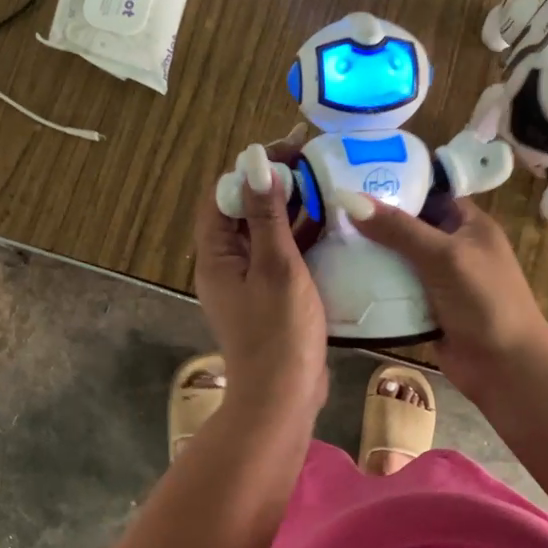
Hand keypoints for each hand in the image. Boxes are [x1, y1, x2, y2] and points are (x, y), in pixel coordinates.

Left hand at [193, 146, 327, 421]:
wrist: (283, 398)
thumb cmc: (279, 331)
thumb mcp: (276, 266)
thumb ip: (266, 215)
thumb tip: (256, 162)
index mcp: (216, 255)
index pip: (224, 194)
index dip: (252, 167)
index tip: (289, 148)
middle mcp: (226, 264)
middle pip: (244, 211)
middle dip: (275, 184)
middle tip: (314, 161)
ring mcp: (248, 282)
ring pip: (266, 232)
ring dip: (292, 208)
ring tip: (328, 183)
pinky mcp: (270, 297)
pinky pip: (281, 254)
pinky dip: (301, 237)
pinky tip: (332, 223)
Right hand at [337, 192, 547, 398]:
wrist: (505, 369)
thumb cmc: (484, 301)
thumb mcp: (443, 255)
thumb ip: (398, 228)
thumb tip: (349, 198)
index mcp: (469, 225)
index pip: (429, 193)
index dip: (396, 185)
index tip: (352, 179)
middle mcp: (454, 248)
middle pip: (408, 227)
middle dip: (374, 222)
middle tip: (329, 212)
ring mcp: (439, 281)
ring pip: (397, 260)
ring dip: (369, 255)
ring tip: (326, 241)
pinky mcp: (424, 309)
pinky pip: (394, 290)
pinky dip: (373, 286)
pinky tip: (340, 278)